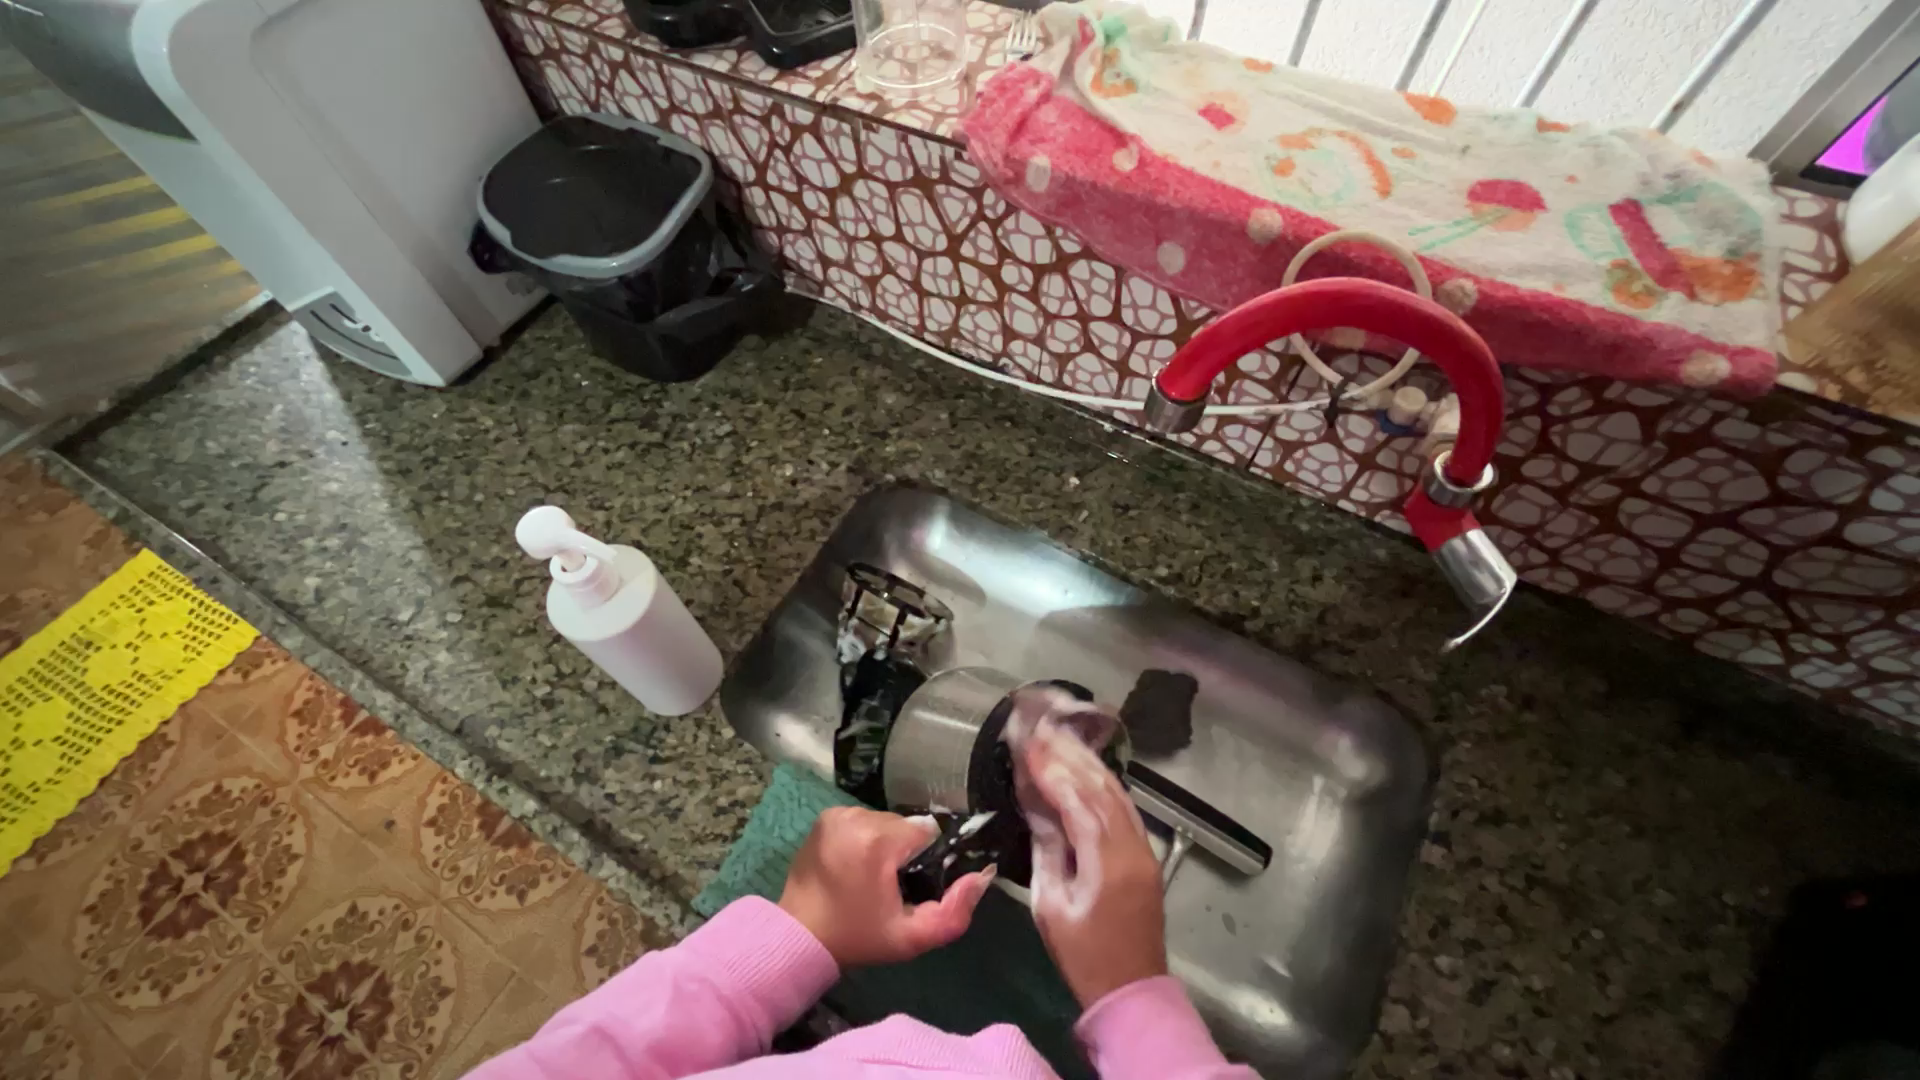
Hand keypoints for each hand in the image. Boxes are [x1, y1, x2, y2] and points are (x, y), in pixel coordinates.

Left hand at [779, 806, 994, 968]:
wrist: (798, 937)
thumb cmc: (857, 938)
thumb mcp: (910, 938)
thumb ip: (954, 911)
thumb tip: (984, 875)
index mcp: (878, 840)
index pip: (927, 832)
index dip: (927, 859)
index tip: (912, 884)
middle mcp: (858, 816)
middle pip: (905, 825)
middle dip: (905, 851)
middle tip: (892, 886)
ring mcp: (838, 814)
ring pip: (885, 821)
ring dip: (886, 843)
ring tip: (871, 876)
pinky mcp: (825, 817)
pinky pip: (863, 820)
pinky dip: (866, 837)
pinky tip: (855, 865)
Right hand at [1021, 733, 1167, 1007]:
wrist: (1133, 992)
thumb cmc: (1084, 956)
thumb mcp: (1051, 906)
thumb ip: (1046, 850)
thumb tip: (1037, 807)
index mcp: (1106, 861)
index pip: (1077, 800)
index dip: (1052, 770)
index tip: (1029, 743)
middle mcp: (1131, 846)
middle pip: (1101, 788)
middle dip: (1069, 756)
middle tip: (1043, 728)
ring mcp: (1144, 849)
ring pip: (1117, 794)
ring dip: (1088, 764)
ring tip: (1061, 738)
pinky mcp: (1146, 855)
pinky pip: (1125, 808)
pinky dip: (1103, 784)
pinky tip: (1087, 769)